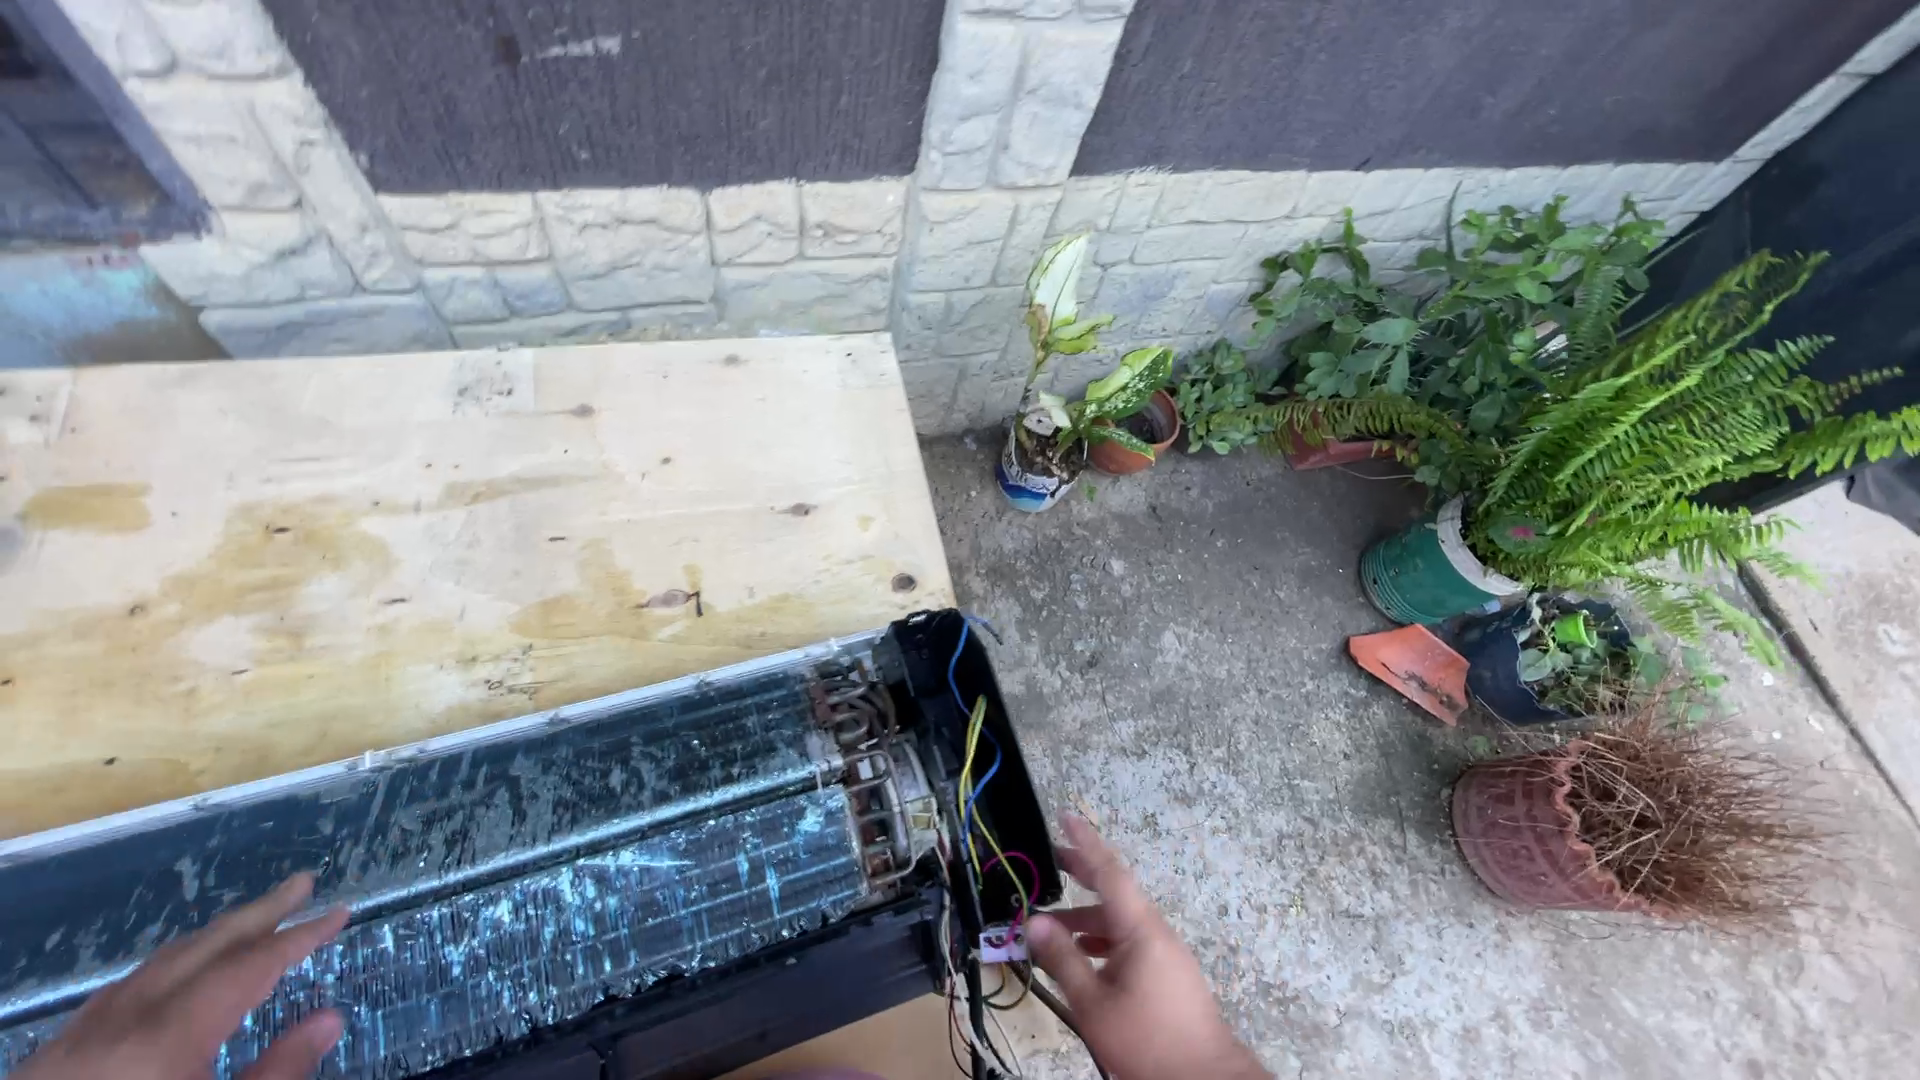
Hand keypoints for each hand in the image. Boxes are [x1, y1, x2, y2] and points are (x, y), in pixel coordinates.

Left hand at [16, 874, 349, 1079]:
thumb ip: (275, 1073)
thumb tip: (329, 1019)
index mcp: (167, 1038)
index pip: (251, 965)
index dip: (302, 935)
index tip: (341, 911)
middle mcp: (120, 1024)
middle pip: (200, 949)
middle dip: (257, 913)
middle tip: (302, 883)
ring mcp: (74, 1042)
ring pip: (154, 966)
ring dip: (211, 936)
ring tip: (251, 922)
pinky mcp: (45, 1065)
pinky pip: (118, 992)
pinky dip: (167, 966)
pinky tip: (174, 977)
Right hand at [1025, 815, 1267, 1079]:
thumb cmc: (1147, 1040)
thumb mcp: (1094, 1004)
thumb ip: (1063, 959)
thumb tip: (1035, 922)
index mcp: (1140, 928)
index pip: (1109, 871)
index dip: (1086, 842)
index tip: (1066, 815)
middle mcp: (1155, 931)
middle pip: (1115, 891)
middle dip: (1082, 872)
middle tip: (1051, 858)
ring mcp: (1165, 953)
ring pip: (1119, 922)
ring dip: (1086, 918)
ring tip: (1052, 927)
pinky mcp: (1168, 973)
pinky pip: (1130, 942)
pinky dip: (1102, 940)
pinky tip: (1083, 957)